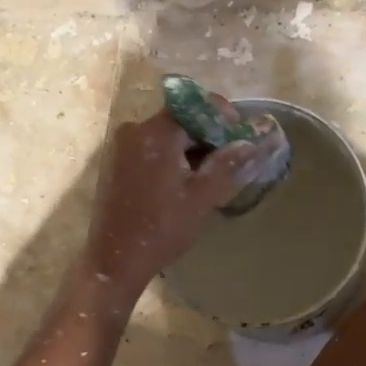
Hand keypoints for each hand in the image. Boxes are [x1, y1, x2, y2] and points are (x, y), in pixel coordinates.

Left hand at [84, 109, 265, 292]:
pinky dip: (171, 155)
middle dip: (208, 134)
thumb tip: (250, 141)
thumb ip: (226, 163)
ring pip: (166, 134)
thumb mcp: (202, 197)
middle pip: (180, 119)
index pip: (197, 106)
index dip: (223, 115)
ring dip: (190, 147)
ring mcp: (122, 146)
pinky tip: (184, 180)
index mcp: (157, 133)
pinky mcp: (117, 161)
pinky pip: (151, 147)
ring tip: (210, 173)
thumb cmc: (162, 228)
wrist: (115, 259)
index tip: (241, 135)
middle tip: (230, 159)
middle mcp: (136, 130)